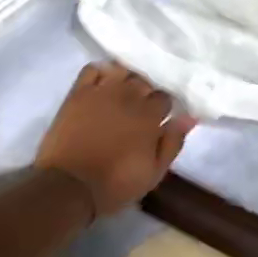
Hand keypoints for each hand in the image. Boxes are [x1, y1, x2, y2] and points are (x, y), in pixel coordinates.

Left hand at [36, 63, 195, 216]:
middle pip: (145, 80)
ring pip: (122, 70)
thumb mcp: (154, 172)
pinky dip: (101, 72)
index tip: (161, 118)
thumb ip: (173, 142)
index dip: (164, 107)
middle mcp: (127, 97)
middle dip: (147, 91)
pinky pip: (92, 69)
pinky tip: (103, 85)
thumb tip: (189, 117)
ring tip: (124, 92)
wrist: (69, 187)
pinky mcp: (78, 93)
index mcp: (149, 116)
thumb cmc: (115, 184)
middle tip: (142, 107)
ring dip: (127, 78)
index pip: (165, 97)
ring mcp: (101, 92)